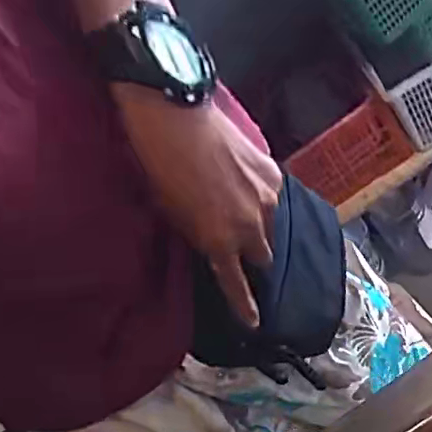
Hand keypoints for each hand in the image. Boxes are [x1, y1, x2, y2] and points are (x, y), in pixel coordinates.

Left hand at [113, 86, 280, 327]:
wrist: (170, 108)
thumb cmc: (157, 159)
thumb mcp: (169, 208)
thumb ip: (196, 234)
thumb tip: (211, 248)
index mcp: (219, 240)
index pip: (235, 282)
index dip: (245, 305)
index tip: (254, 323)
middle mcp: (250, 229)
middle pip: (263, 258)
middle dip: (254, 255)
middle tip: (239, 242)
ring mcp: (267, 204)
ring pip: (272, 228)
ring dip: (259, 224)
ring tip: (241, 204)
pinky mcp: (274, 178)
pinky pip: (275, 199)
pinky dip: (263, 196)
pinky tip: (245, 180)